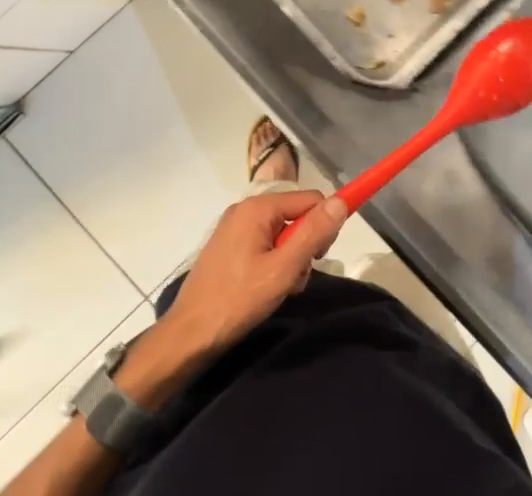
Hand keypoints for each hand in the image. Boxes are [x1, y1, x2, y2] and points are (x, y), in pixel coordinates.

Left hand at [156, 189, 348, 358]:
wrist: (191, 333)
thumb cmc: (239, 299)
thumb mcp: (284, 268)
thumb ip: (313, 233)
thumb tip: (341, 201)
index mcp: (258, 208)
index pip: (310, 199)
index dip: (324, 224)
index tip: (321, 256)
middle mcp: (244, 210)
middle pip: (295, 215)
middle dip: (305, 246)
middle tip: (296, 276)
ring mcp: (234, 229)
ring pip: (282, 234)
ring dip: (290, 260)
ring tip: (280, 288)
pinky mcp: (229, 248)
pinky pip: (265, 245)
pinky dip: (273, 264)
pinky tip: (267, 289)